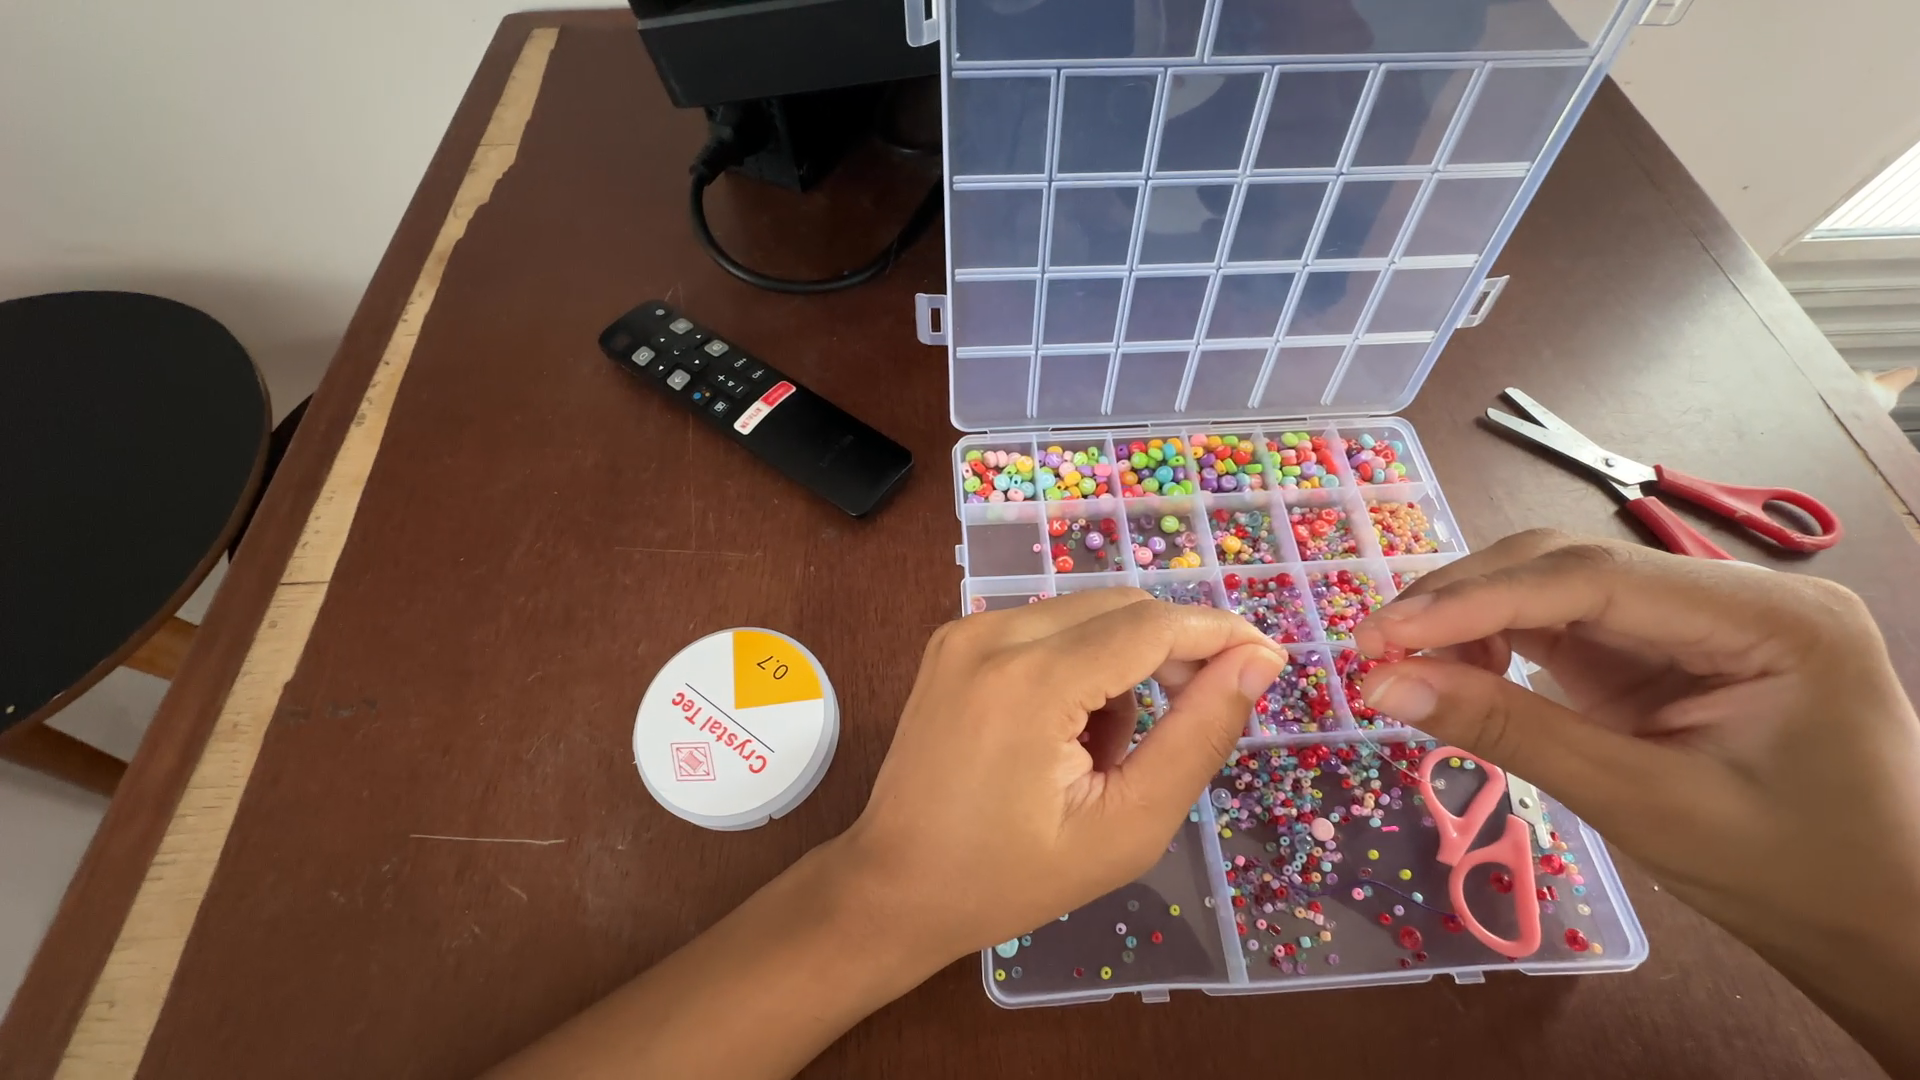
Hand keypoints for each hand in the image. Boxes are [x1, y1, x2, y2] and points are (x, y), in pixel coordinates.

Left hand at [841, 588, 1286, 962]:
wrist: (896, 883)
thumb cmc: (1012, 875)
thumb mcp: (1126, 826)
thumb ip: (1197, 736)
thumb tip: (1255, 661)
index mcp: (1032, 680)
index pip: (1151, 626)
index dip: (1218, 634)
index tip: (1267, 658)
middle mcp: (992, 633)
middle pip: (1120, 609)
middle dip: (1170, 653)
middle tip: (1185, 722)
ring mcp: (964, 630)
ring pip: (1085, 615)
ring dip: (1119, 666)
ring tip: (1098, 753)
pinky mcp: (952, 639)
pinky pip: (1044, 627)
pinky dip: (1076, 664)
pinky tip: (1060, 730)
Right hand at [1351, 531, 1919, 1075]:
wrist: (1877, 926)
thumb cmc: (1789, 874)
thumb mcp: (1640, 802)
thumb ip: (1506, 731)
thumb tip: (1378, 686)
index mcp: (1767, 617)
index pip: (1585, 581)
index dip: (1469, 601)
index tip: (1379, 636)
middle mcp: (1724, 593)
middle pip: (1556, 566)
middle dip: (1457, 602)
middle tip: (1374, 648)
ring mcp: (1682, 615)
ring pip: (1540, 585)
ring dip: (1462, 617)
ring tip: (1400, 661)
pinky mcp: (1646, 644)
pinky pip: (1545, 622)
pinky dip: (1484, 640)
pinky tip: (1449, 667)